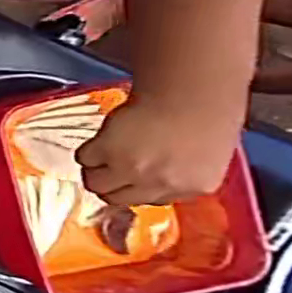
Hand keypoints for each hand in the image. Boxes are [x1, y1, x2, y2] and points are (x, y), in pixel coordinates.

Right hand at [76, 94, 244, 204]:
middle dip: (111, 184)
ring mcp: (131, 169)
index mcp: (195, 186)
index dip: (137, 187)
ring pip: (95, 183)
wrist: (191, 91)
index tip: (131, 178)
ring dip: (96, 169)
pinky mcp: (106, 151)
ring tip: (103, 153)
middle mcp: (161, 183)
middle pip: (116, 198)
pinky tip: (103, 138)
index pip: (151, 201)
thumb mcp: (206, 155)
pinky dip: (89, 149)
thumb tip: (151, 178)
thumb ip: (179, 174)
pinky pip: (84, 158)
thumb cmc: (205, 113)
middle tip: (110, 167)